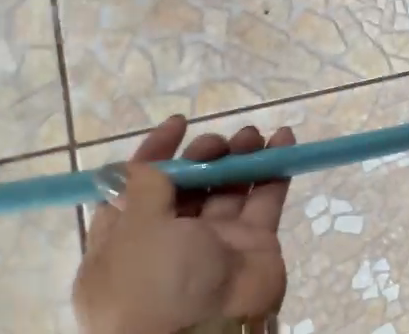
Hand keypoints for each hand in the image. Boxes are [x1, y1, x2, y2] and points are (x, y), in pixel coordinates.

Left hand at [74, 116, 296, 333]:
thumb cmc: (154, 286)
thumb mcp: (136, 237)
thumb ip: (145, 193)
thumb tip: (145, 163)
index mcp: (123, 246)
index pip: (134, 190)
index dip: (154, 154)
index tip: (179, 123)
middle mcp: (166, 241)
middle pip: (186, 185)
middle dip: (204, 154)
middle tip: (221, 142)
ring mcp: (213, 241)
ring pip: (228, 187)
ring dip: (240, 156)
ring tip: (255, 136)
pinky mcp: (254, 241)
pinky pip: (265, 197)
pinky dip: (276, 166)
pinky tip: (285, 140)